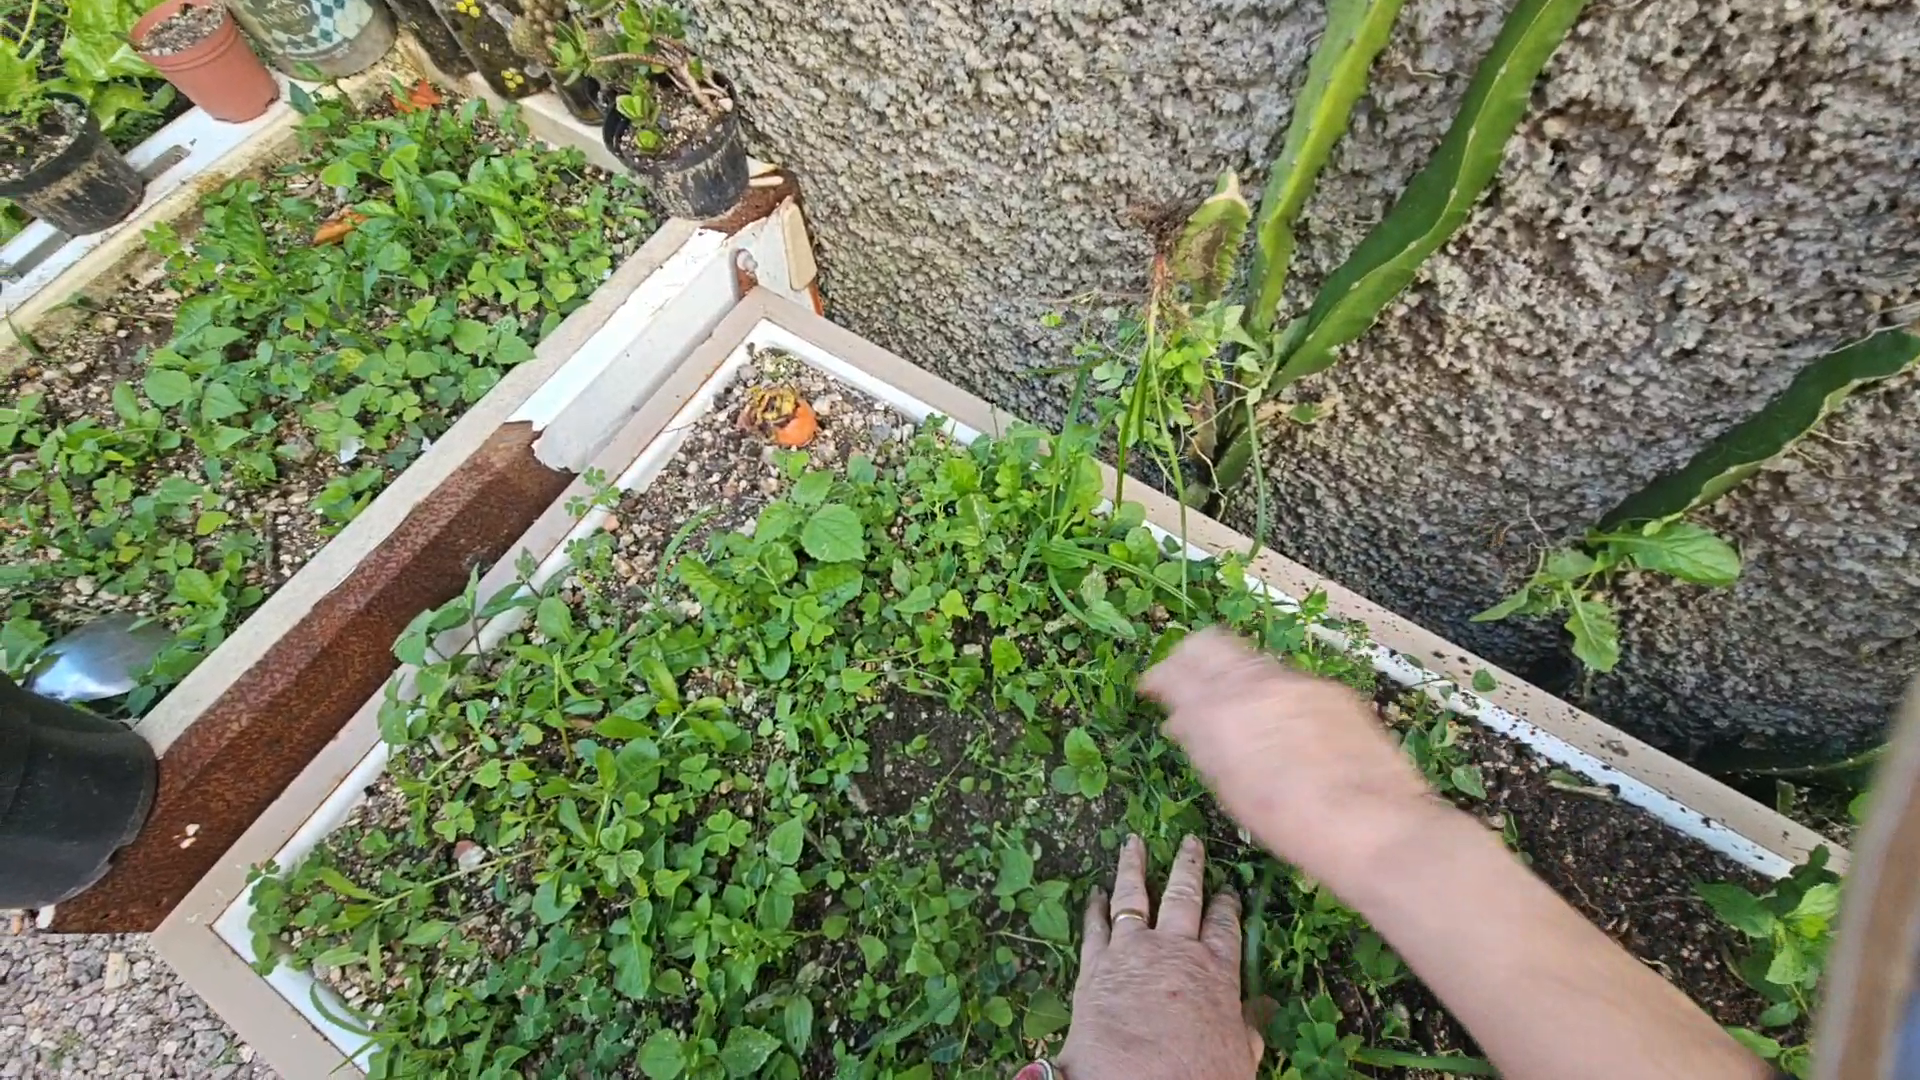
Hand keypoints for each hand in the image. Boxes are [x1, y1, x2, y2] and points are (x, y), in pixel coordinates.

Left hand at [1056, 834, 1261, 1079]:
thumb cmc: (1197, 1078)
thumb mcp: (1238, 1059)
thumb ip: (1249, 1028)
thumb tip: (1267, 1006)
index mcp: (1214, 971)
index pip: (1224, 927)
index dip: (1226, 905)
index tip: (1228, 888)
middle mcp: (1173, 948)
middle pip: (1183, 896)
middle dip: (1188, 867)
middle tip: (1190, 842)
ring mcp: (1132, 949)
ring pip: (1133, 896)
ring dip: (1133, 866)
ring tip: (1133, 842)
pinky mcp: (1096, 961)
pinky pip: (1095, 925)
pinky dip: (1094, 907)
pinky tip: (1095, 892)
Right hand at [1138, 627, 1442, 898]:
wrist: (1376, 825)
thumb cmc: (1291, 822)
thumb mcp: (1228, 785)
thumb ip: (1200, 740)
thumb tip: (1181, 719)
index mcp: (1218, 710)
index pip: (1173, 670)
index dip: (1157, 676)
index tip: (1152, 687)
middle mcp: (1253, 682)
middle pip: (1207, 643)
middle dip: (1189, 656)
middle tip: (1184, 678)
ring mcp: (1295, 681)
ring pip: (1247, 657)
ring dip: (1230, 672)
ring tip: (1231, 701)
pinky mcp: (1329, 689)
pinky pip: (1285, 677)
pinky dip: (1268, 689)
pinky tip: (1276, 718)